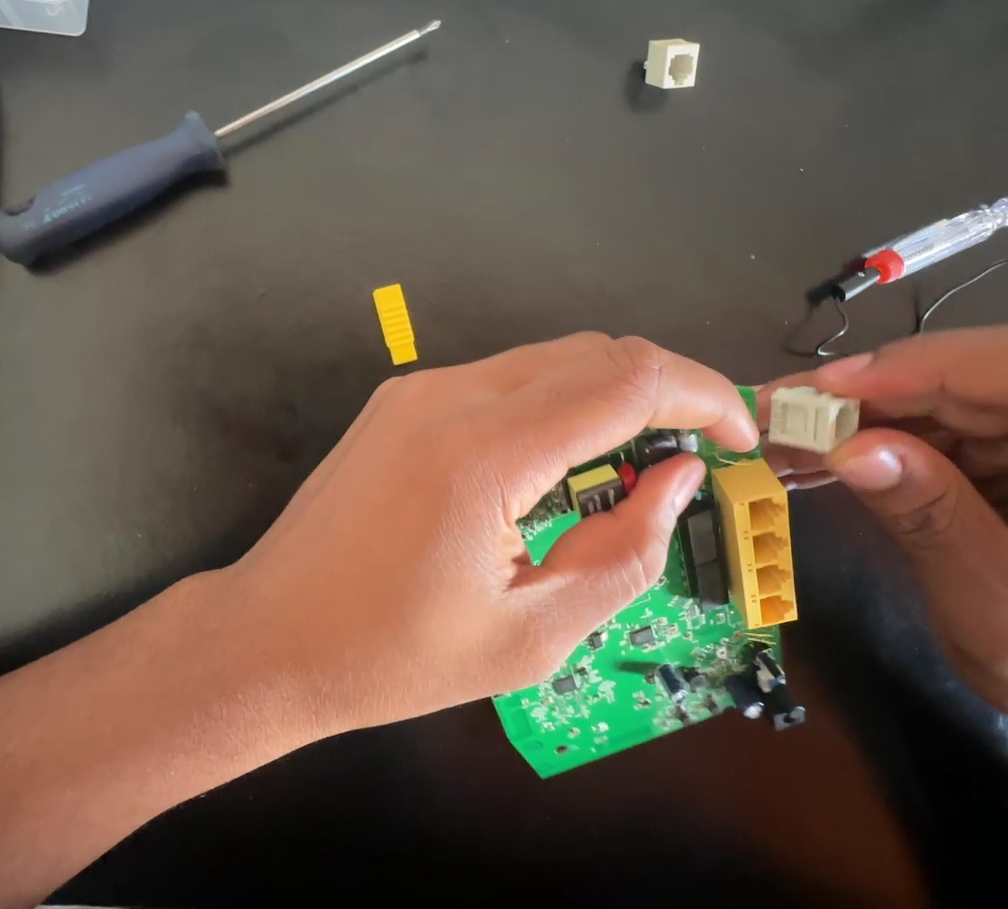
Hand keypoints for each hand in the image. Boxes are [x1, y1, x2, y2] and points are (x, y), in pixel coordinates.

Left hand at [206, 333, 757, 738]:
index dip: (702, 393)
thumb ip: (624, 551)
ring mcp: (417, 389)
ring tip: (626, 473)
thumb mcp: (531, 635)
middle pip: (593, 352)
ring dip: (607, 398)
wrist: (269, 638)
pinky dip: (554, 405)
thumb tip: (678, 478)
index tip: (738, 435)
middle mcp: (449, 395)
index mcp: (483, 454)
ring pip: (549, 358)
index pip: (626, 378)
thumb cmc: (393, 657)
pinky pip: (503, 378)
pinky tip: (554, 468)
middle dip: (662, 392)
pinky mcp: (400, 399)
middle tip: (690, 459)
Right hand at [761, 318, 1007, 766]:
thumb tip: (850, 447)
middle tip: (789, 407)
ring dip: (868, 405)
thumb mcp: (1002, 624)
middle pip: (1002, 370)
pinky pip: (946, 418)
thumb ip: (935, 526)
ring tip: (788, 428)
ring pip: (962, 387)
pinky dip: (876, 428)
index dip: (952, 362)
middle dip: (887, 384)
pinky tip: (821, 446)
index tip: (842, 387)